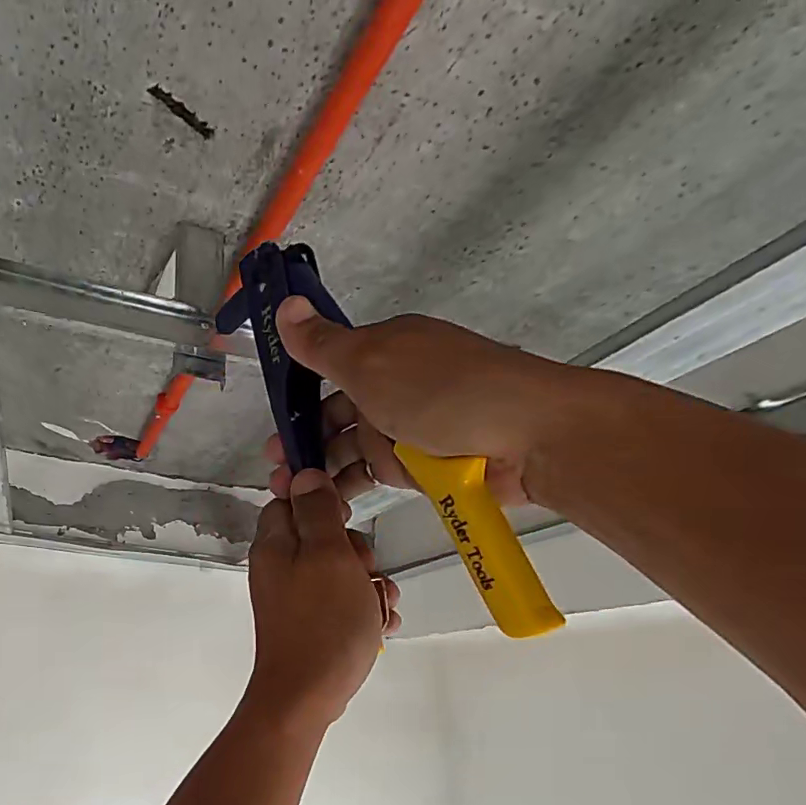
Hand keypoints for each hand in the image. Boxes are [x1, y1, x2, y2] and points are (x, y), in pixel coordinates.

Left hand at [245, 469, 400, 727]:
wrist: (307, 696)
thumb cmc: (323, 620)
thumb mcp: (328, 555)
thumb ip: (317, 512)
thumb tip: (302, 474)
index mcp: (275, 544)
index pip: (292, 500)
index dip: (324, 502)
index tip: (349, 517)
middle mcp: (280, 566)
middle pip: (324, 536)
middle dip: (357, 551)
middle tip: (366, 571)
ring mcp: (296, 597)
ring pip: (342, 571)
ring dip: (369, 583)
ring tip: (379, 606)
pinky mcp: (312, 622)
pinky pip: (343, 602)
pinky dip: (364, 610)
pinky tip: (380, 625)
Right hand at [264, 296, 636, 509]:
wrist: (529, 436)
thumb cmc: (442, 392)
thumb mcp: (371, 362)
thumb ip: (322, 345)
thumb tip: (285, 302)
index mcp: (385, 351)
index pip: (328, 373)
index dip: (297, 404)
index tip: (275, 434)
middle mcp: (396, 386)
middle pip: (338, 418)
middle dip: (306, 447)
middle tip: (280, 479)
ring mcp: (413, 426)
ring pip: (356, 449)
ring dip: (326, 471)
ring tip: (302, 497)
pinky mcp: (429, 463)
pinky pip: (383, 474)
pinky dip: (359, 486)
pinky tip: (336, 502)